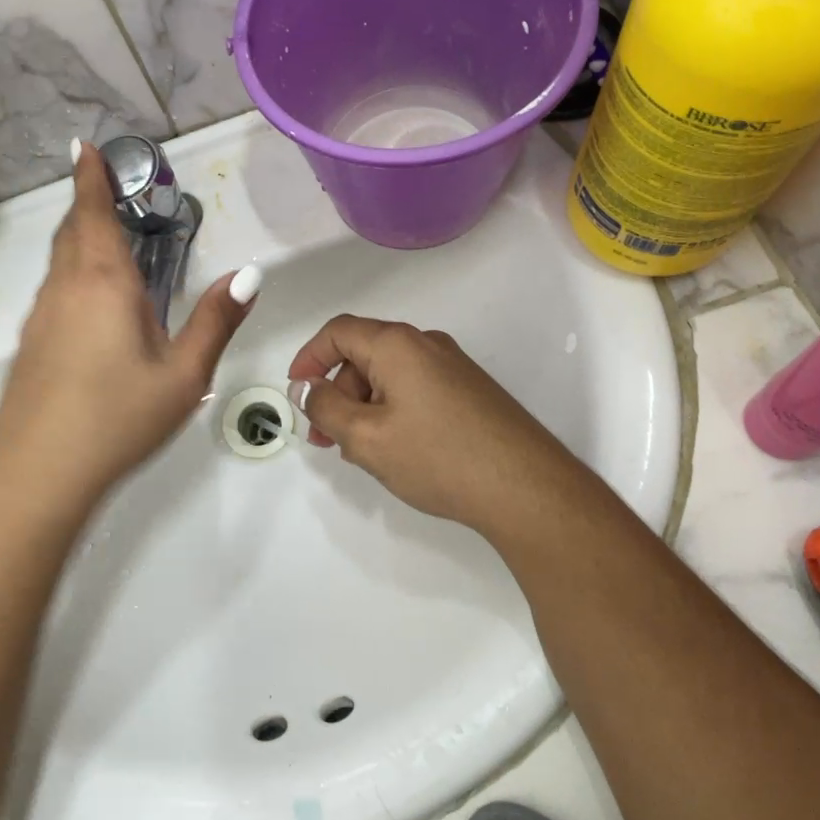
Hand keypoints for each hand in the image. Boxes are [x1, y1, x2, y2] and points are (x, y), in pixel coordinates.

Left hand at [0, 140, 260, 505]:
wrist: (37, 475)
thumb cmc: (118, 419)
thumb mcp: (184, 374)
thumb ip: (217, 320)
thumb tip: (250, 274)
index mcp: (104, 283)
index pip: (92, 213)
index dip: (89, 177)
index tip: (82, 147)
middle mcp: (65, 289)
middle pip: (72, 232)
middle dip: (86, 205)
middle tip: (104, 188)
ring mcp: (41, 317)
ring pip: (61, 263)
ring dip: (79, 240)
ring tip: (105, 239)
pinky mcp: (31, 346)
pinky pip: (55, 291)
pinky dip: (73, 274)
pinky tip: (92, 305)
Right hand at [286, 316, 583, 534]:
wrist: (525, 487)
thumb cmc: (437, 457)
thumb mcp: (366, 438)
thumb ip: (326, 408)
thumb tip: (308, 388)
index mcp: (398, 344)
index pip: (339, 332)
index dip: (308, 358)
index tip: (295, 393)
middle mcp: (426, 345)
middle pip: (364, 355)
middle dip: (336, 393)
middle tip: (325, 439)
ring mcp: (453, 368)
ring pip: (390, 376)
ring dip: (363, 407)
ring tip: (359, 454)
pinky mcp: (470, 392)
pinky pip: (415, 390)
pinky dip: (392, 412)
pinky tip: (395, 452)